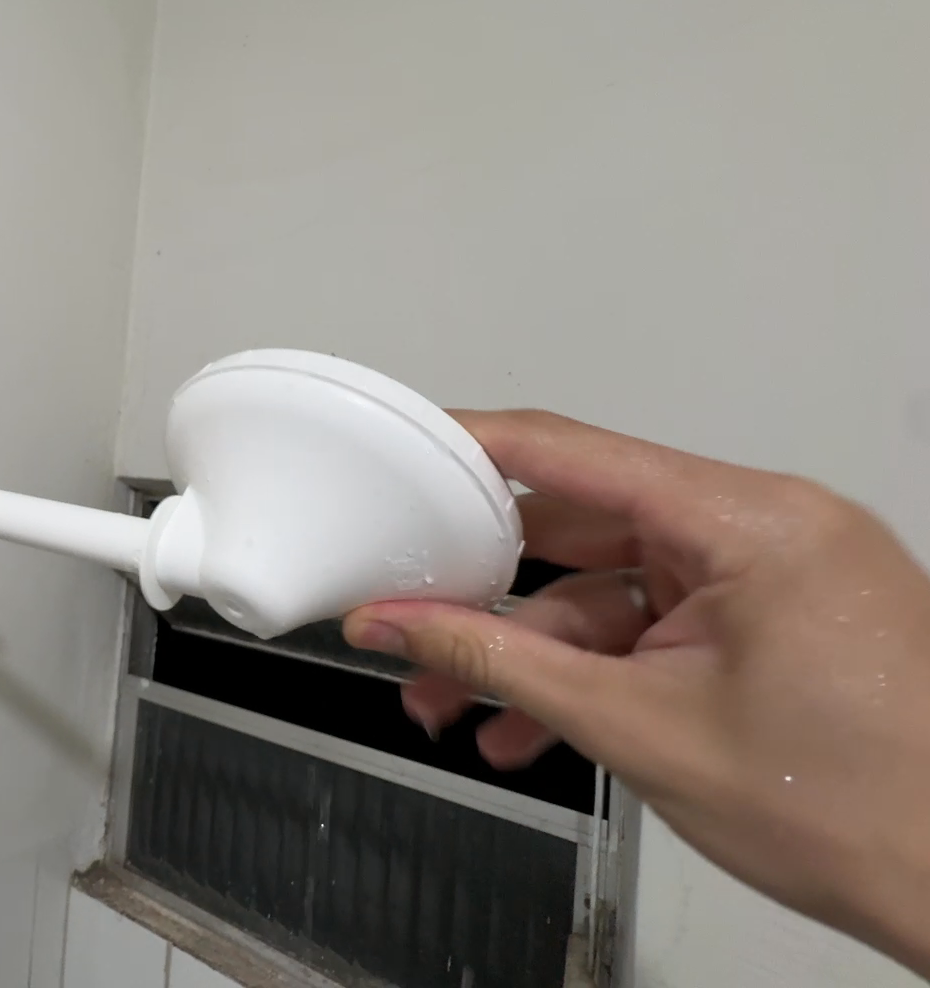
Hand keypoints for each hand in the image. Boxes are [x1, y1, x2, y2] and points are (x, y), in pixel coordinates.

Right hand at [342, 410, 929, 973]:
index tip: (397, 448)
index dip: (466, 444)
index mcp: (747, 524)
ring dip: (514, 652)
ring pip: (583, 593)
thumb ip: (485, 662)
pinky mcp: (741, 623)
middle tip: (404, 608)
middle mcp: (751, 533)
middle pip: (564, 529)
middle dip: (476, 589)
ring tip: (445, 700)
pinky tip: (519, 729)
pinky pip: (623, 630)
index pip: (566, 452)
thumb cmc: (874, 817)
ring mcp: (747, 580)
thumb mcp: (628, 723)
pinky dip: (567, 675)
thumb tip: (388, 627)